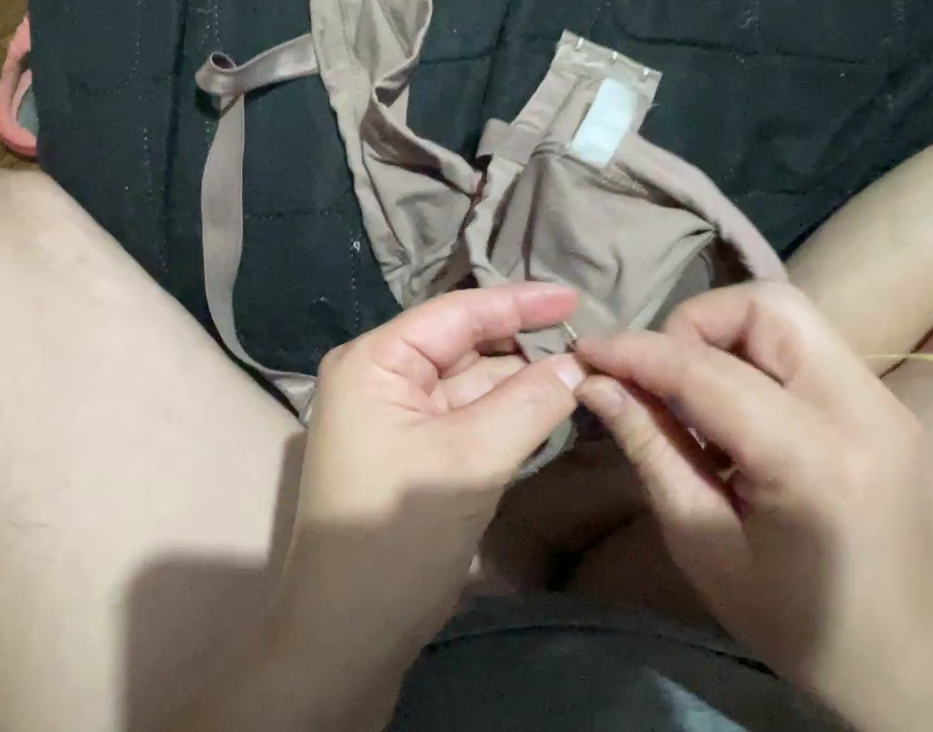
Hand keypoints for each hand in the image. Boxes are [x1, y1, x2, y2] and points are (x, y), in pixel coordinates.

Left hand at [261, 283, 586, 726]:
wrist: (346, 637)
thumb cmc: (397, 537)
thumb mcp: (469, 461)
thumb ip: (529, 404)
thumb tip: (578, 364)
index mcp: (374, 362)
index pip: (455, 313)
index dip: (518, 302)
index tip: (575, 296)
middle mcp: (379, 378)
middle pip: (462, 345)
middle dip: (521, 344)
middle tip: (586, 342)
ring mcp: (394, 418)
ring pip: (467, 382)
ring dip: (518, 380)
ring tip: (579, 371)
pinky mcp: (411, 452)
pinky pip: (464, 416)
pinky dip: (505, 411)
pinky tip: (546, 406)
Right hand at [574, 282, 932, 731]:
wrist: (898, 657)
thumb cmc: (789, 619)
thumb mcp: (700, 541)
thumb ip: (650, 446)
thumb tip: (595, 381)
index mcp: (817, 462)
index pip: (710, 371)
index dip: (638, 352)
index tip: (585, 351)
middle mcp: (865, 411)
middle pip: (766, 306)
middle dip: (692, 324)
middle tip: (656, 379)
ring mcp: (884, 400)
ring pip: (786, 313)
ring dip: (721, 333)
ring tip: (690, 393)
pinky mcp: (882, 400)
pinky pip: (802, 343)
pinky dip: (750, 353)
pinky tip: (731, 407)